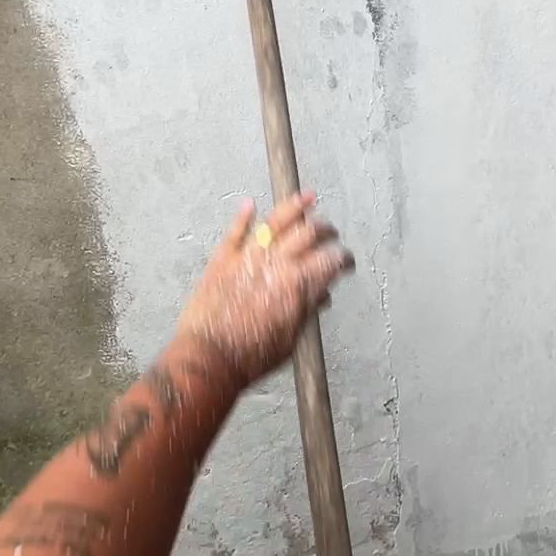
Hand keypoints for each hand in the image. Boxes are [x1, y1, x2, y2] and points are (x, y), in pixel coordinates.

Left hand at [175, 191, 353, 383]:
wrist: (209, 358)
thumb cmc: (251, 356)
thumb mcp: (291, 338)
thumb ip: (307, 309)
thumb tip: (320, 294)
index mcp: (298, 283)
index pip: (331, 260)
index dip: (343, 258)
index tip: (346, 261)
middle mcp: (277, 263)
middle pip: (309, 233)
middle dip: (326, 230)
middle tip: (331, 233)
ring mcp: (249, 257)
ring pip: (276, 222)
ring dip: (294, 206)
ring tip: (307, 197)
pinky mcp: (223, 259)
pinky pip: (235, 231)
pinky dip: (243, 216)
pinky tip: (250, 204)